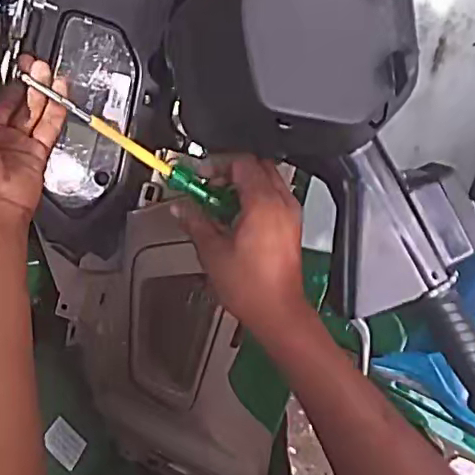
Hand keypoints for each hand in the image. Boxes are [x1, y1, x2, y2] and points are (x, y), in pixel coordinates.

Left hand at [0, 40, 66, 240]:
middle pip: (4, 94)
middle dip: (14, 73)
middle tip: (22, 55)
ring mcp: (10, 143)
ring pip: (28, 106)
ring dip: (35, 85)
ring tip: (41, 66)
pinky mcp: (33, 153)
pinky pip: (47, 124)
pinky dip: (55, 106)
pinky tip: (57, 88)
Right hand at [172, 155, 314, 340]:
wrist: (278, 312)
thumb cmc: (253, 288)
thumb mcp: (213, 251)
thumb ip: (195, 222)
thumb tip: (182, 209)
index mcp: (263, 204)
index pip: (241, 163)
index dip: (216, 165)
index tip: (199, 176)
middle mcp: (282, 204)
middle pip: (257, 166)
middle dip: (230, 172)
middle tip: (208, 186)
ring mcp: (290, 215)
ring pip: (267, 181)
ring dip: (243, 185)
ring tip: (219, 204)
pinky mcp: (292, 228)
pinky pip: (274, 199)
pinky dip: (255, 200)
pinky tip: (235, 219)